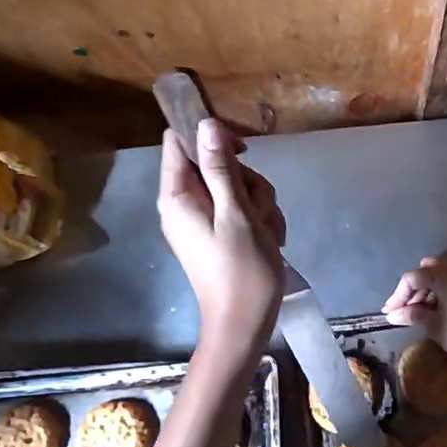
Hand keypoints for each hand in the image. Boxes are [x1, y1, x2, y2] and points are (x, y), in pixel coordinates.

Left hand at [158, 119, 286, 344]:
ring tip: (267, 231)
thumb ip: (221, 168)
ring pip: (236, 185)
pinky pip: (241, 208)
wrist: (244, 323)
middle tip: (258, 208)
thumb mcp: (236, 214)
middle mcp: (185, 202)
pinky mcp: (219, 232)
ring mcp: (203, 218)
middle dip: (247, 180)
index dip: (210, 135)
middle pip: (216, 163)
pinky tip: (269, 239)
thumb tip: (206, 124)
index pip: (180, 140)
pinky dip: (259, 219)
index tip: (243, 147)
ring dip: (260, 203)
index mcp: (178, 195)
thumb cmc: (241, 270)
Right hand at [381, 256, 446, 374]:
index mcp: (443, 274)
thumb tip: (393, 315)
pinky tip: (439, 308)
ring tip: (421, 312)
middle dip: (414, 289)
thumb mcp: (433, 325)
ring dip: (428, 289)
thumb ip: (411, 315)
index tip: (390, 313)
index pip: (412, 278)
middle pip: (427, 270)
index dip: (398, 296)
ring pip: (441, 274)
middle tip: (406, 310)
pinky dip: (443, 289)